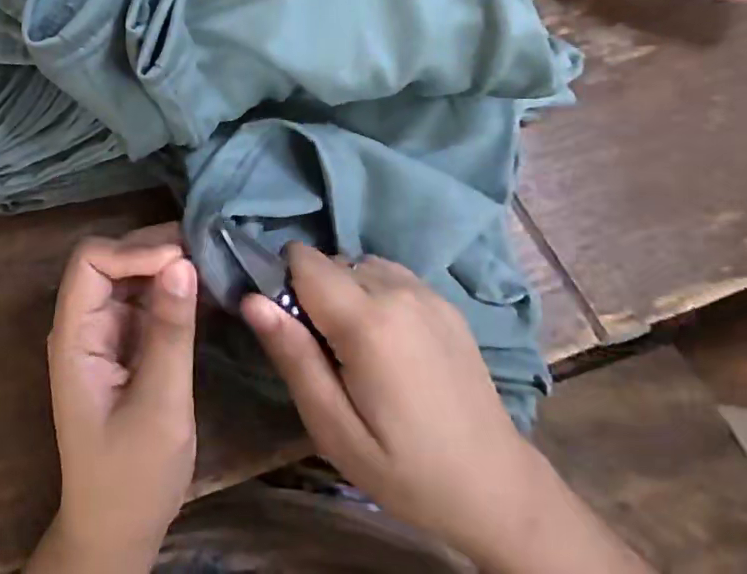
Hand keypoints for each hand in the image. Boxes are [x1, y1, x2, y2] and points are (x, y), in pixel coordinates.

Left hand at [30, 225, 198, 573]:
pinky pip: (146, 300)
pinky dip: (173, 288)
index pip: (90, 262)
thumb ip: (171, 332)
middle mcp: (84, 324)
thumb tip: (184, 262)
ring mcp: (104, 333)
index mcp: (75, 336)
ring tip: (213, 262)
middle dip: (155, 249)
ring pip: (130, 275)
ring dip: (167, 264)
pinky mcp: (126, 344)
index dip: (133, 250)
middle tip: (209, 251)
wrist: (118, 527)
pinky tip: (206, 288)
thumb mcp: (161, 405)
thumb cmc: (133, 475)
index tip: (182, 260)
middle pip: (110, 260)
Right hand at [240, 245, 532, 546]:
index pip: (302, 260)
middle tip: (324, 354)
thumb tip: (251, 298)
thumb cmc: (404, 469)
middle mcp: (398, 290)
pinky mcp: (444, 301)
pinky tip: (387, 341)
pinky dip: (373, 292)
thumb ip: (292, 356)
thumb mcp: (333, 428)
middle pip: (329, 262)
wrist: (495, 486)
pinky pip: (388, 274)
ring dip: (343, 291)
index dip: (283, 284)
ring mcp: (426, 292)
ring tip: (355, 348)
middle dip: (312, 293)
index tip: (289, 328)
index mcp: (367, 321)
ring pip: (357, 264)